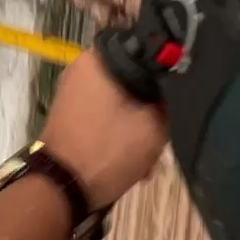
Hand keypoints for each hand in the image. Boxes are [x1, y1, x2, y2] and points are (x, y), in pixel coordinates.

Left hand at [37, 53, 168, 207]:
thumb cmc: (107, 150)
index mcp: (97, 58)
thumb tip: (173, 88)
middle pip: (133, 81)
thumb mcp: (153, 127)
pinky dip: (120, 133)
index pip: (144, 50)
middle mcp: (81, 67)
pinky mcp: (71, 114)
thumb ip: (168, 101)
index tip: (178, 94)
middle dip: (150, 109)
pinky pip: (105, 114)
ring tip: (149, 158)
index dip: (165, 72)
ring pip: (121, 101)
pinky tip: (134, 161)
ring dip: (137, 127)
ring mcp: (74, 91)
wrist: (61, 189)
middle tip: (162, 135)